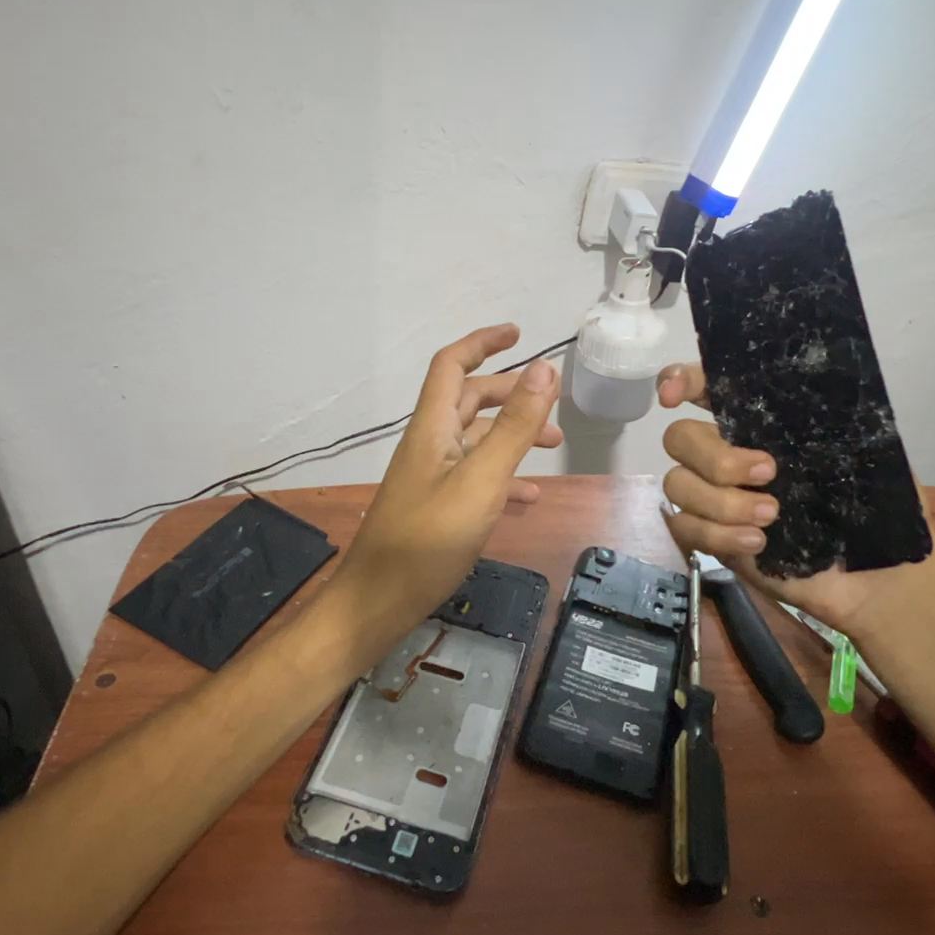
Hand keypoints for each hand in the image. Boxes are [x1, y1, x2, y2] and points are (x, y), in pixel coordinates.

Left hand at [338, 325, 562, 624]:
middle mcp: (430, 444)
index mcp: (433, 427)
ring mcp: (432, 477)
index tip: (519, 333)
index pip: (453, 365)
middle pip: (470, 400)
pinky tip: (530, 498)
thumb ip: (514, 426)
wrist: (379, 601)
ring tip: (554, 445)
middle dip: (511, 393)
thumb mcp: (481, 479)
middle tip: (552, 402)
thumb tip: (544, 368)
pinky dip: (504, 477)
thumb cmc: (428, 539)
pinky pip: (475, 478)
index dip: (483, 342)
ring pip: (476, 439)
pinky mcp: (437, 508)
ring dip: (513, 434)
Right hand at [656, 362, 897, 630]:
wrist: (878, 576)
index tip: (672, 398)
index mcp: (759, 422)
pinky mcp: (712, 538)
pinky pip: (685, 528)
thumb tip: (790, 391)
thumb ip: (825, 414)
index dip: (679, 381)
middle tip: (769, 473)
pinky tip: (758, 543)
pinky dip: (718, 534)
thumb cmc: (874, 506)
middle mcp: (727, 453)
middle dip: (716, 457)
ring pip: (678, 484)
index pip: (706, 386)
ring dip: (722, 501)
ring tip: (772, 517)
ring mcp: (715, 497)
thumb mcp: (861, 447)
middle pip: (679, 438)